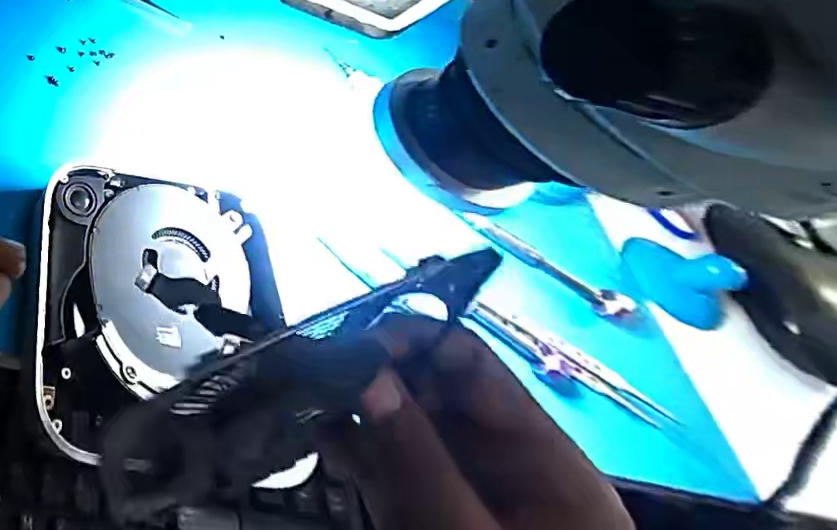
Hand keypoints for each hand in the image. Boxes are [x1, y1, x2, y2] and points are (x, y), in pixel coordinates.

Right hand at [322, 318, 632, 529]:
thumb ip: (415, 452)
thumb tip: (363, 367)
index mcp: (537, 456)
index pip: (468, 358)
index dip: (408, 337)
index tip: (348, 343)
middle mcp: (494, 453)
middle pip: (423, 378)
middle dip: (364, 366)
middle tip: (308, 365)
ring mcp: (453, 476)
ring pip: (392, 410)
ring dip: (344, 398)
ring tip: (298, 392)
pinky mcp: (418, 499)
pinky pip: (377, 447)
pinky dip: (342, 433)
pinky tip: (312, 429)